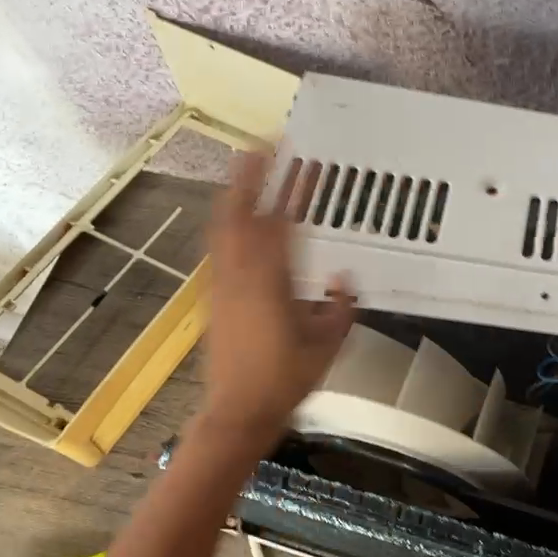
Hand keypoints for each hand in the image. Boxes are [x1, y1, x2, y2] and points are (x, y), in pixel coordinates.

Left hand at [195, 152, 356, 445]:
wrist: (237, 412)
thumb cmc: (285, 381)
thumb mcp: (328, 346)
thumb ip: (340, 308)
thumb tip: (344, 280)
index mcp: (271, 282)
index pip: (281, 223)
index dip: (291, 190)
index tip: (302, 162)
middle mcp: (240, 275)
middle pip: (240, 213)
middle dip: (250, 176)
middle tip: (262, 144)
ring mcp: (221, 284)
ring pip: (223, 227)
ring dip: (235, 193)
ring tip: (244, 167)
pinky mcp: (213, 296)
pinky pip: (218, 246)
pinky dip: (226, 221)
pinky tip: (233, 217)